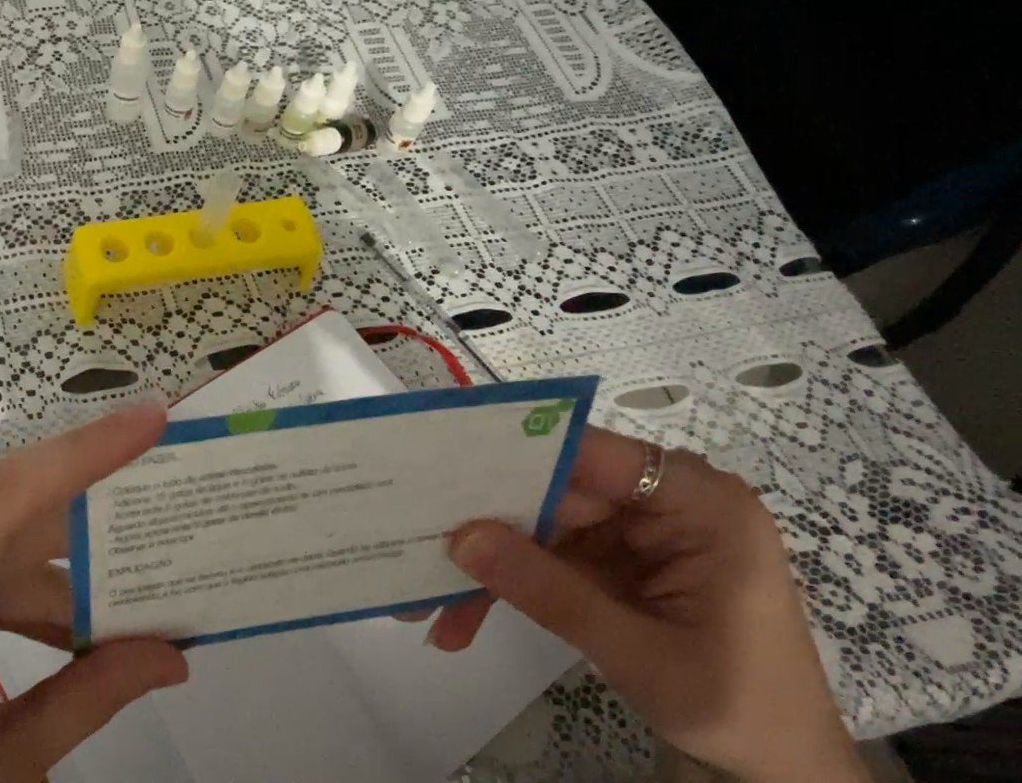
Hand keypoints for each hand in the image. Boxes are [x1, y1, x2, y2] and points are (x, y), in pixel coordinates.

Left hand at [0, 402, 186, 782]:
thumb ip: (87, 701)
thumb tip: (171, 656)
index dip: (75, 454)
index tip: (147, 421)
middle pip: (5, 518)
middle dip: (91, 524)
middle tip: (167, 520)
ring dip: (58, 577)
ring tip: (126, 615)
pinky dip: (18, 591)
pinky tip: (62, 634)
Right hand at [422, 428, 865, 782]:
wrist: (781, 773)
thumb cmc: (740, 710)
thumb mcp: (638, 653)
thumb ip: (549, 590)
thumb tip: (461, 537)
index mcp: (702, 504)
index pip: (594, 453)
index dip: (518, 451)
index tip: (445, 462)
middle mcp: (666, 502)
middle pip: (554, 489)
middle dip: (489, 527)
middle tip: (420, 542)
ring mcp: (636, 531)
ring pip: (539, 524)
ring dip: (488, 565)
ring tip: (436, 606)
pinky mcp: (614, 559)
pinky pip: (545, 555)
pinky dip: (506, 584)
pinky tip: (463, 616)